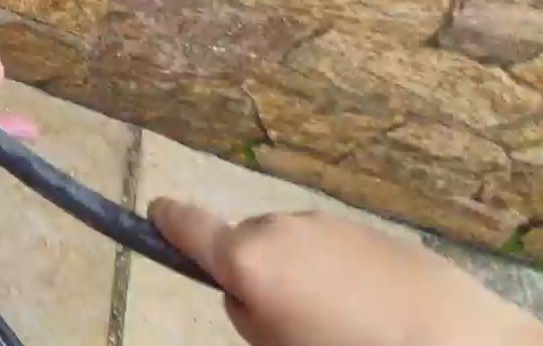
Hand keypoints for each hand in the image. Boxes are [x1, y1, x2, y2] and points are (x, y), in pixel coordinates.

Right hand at [150, 199, 542, 345]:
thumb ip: (249, 317)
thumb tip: (248, 295)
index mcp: (245, 259)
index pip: (182, 222)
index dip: (165, 221)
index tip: (156, 218)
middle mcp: (273, 227)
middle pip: (245, 245)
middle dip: (261, 275)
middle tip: (299, 324)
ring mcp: (323, 224)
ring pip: (293, 248)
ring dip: (305, 274)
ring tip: (356, 325)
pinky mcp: (370, 229)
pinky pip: (335, 250)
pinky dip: (344, 274)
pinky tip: (386, 315)